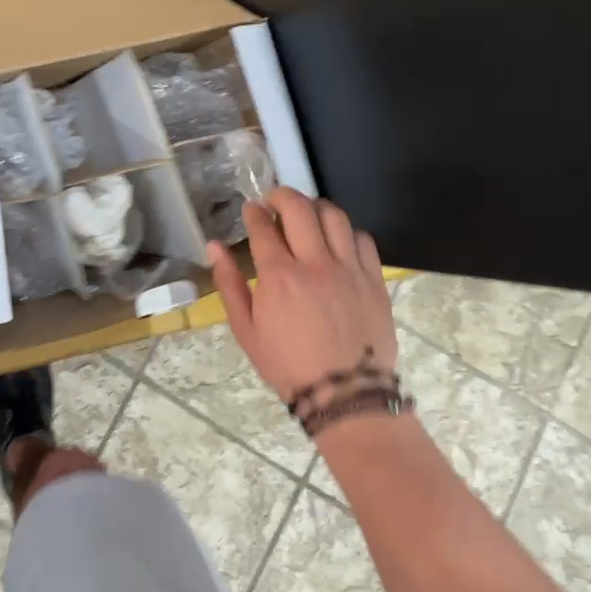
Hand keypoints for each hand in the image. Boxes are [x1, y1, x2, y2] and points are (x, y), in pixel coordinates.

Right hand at [209, 187, 396, 396]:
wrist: (347, 395)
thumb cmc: (287, 364)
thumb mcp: (245, 329)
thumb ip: (229, 283)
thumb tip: (215, 246)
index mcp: (279, 276)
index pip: (263, 226)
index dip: (254, 212)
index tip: (251, 210)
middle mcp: (315, 263)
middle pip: (300, 207)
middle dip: (282, 196)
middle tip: (274, 202)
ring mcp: (349, 270)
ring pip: (334, 216)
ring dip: (315, 208)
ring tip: (306, 216)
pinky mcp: (375, 281)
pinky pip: (363, 240)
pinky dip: (346, 231)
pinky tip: (336, 241)